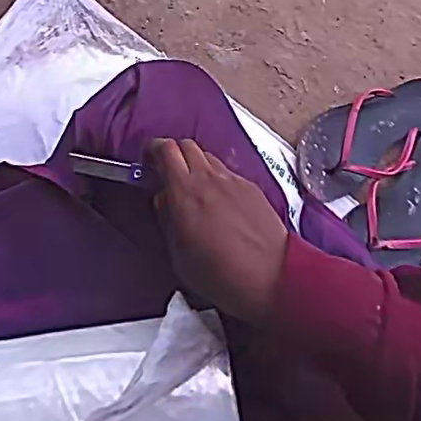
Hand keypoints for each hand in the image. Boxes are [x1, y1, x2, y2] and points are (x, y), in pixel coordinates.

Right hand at [147, 138, 288, 324]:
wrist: (271, 275)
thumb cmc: (220, 273)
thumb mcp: (178, 254)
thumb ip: (167, 219)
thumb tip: (163, 198)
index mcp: (184, 190)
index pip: (165, 149)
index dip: (153, 149)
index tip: (148, 159)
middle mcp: (208, 177)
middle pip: (186, 145)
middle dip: (173, 153)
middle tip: (168, 172)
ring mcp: (232, 180)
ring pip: (207, 157)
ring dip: (195, 164)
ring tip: (194, 187)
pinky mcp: (251, 187)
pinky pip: (226, 172)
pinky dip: (216, 178)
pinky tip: (219, 201)